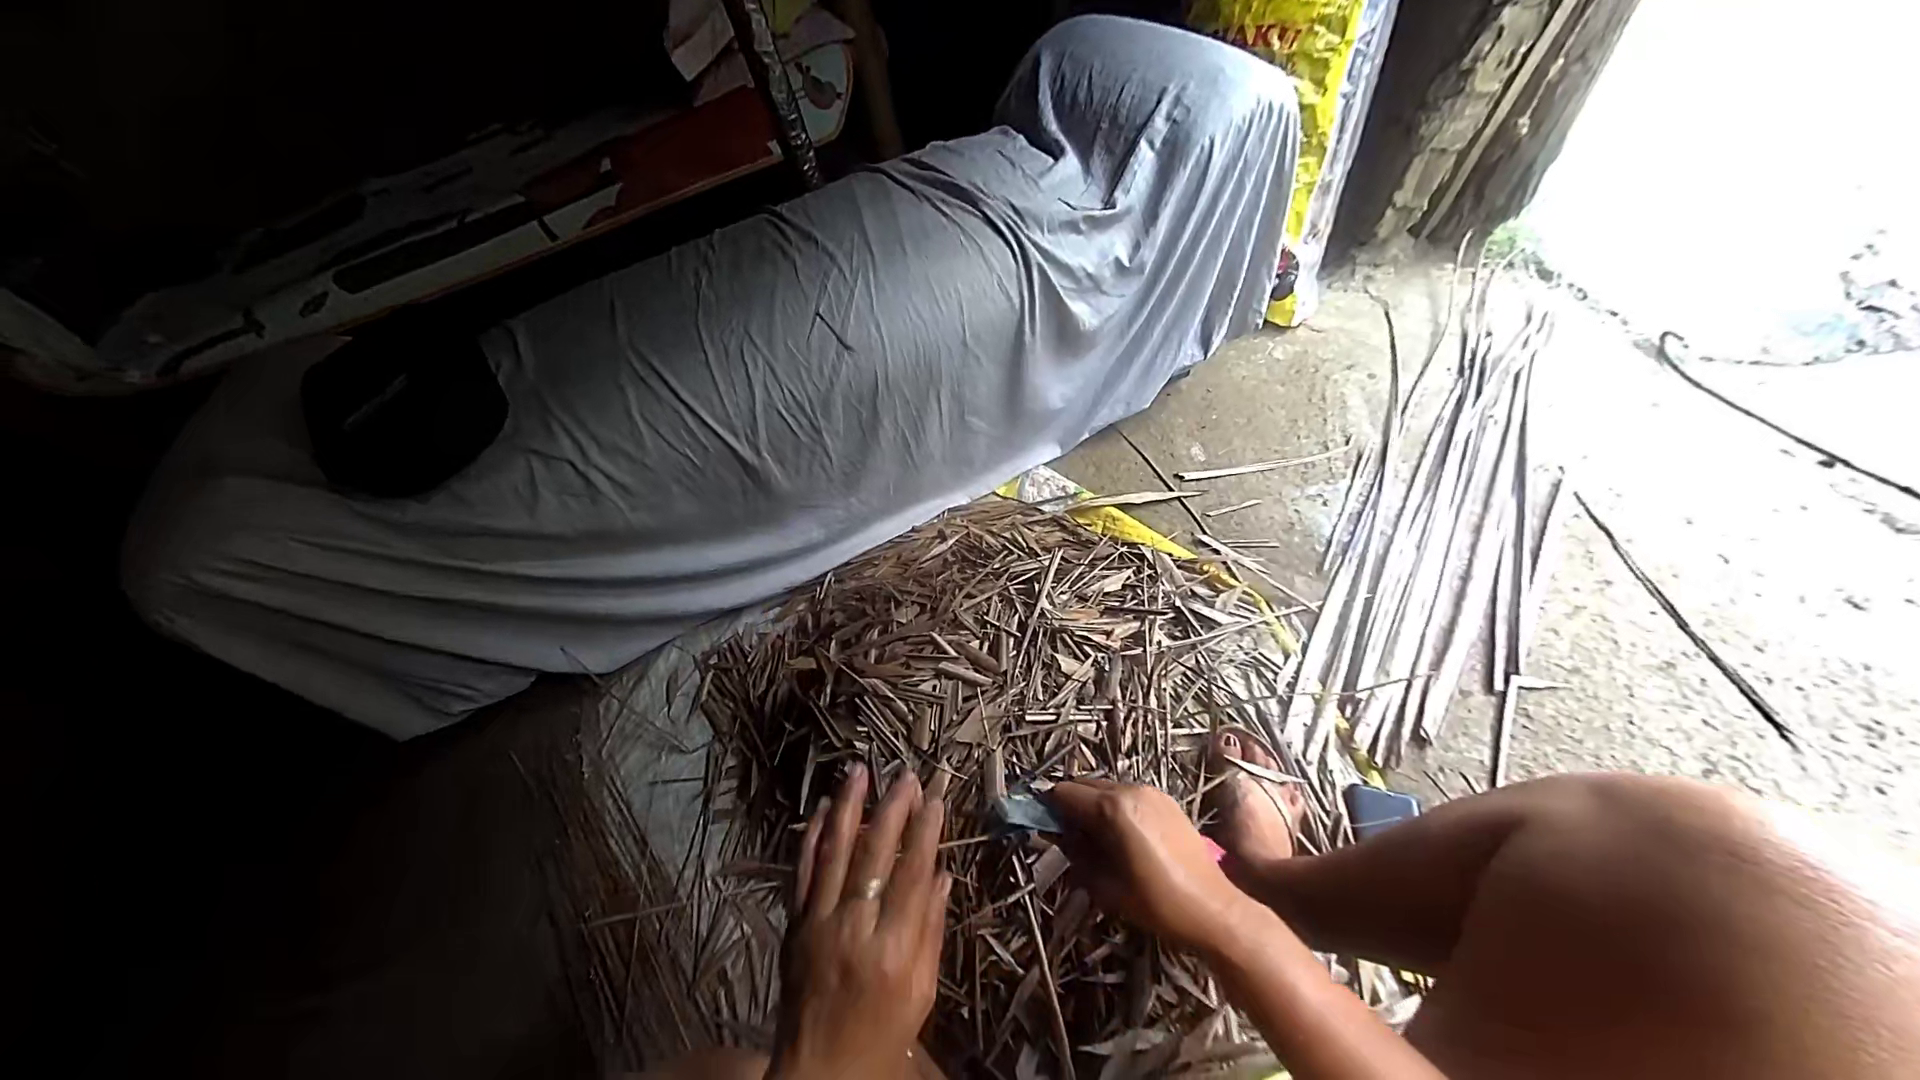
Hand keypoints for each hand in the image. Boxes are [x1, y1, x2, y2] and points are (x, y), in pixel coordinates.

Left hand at [770, 763, 950, 1079]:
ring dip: (847, 807)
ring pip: (834, 853)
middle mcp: (855, 928)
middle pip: (875, 854)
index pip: (913, 873)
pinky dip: (811, 837)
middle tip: (904, 775)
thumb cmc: (883, 1036)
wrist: (821, 1074)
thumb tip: (941, 874)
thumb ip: (932, 929)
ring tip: (859, 771)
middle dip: (892, 808)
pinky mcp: (794, 926)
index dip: (926, 830)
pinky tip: (820, 809)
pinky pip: (802, 872)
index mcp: (894, 948)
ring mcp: (819, 924)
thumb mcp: (923, 991)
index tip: (934, 796)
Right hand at [1045, 778, 1253, 954]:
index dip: (1048, 809)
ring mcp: (1151, 791)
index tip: (1044, 828)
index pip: (1063, 793)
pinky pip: (1128, 794)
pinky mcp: (1166, 800)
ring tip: (1098, 841)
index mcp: (1112, 807)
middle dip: (1070, 807)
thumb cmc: (1157, 903)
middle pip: (1084, 785)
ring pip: (1106, 788)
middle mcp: (1130, 789)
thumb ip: (1075, 852)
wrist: (1215, 910)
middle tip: (1069, 838)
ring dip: (1093, 806)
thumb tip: (1056, 834)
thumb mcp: (1104, 885)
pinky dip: (1115, 807)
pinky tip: (1123, 837)